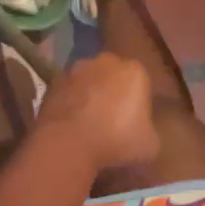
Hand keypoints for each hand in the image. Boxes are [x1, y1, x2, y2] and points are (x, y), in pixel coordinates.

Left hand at [35, 56, 158, 170]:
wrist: (68, 143)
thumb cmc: (116, 140)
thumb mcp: (150, 144)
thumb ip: (150, 129)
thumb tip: (142, 129)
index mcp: (134, 70)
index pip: (141, 82)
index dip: (139, 102)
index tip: (135, 120)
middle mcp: (105, 60)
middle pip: (114, 75)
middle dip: (114, 91)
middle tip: (113, 118)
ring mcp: (76, 68)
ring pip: (90, 79)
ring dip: (91, 93)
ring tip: (89, 120)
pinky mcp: (54, 80)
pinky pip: (70, 89)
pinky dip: (71, 100)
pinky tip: (72, 120)